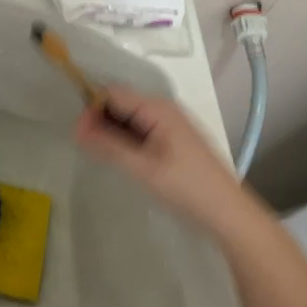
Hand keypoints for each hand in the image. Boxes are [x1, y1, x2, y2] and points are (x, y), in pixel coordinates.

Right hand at [74, 86, 241, 230]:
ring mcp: (171, 124)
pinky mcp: (174, 139)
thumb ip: (109, 146)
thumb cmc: (186, 188)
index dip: (91, 108)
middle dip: (100, 119)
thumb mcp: (143, 168)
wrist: (229, 213)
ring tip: (100, 154)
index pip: (113, 93)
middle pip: (122, 102)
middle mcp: (165, 109)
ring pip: (131, 117)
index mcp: (158, 109)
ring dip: (113, 130)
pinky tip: (122, 157)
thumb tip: (77, 129)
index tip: (78, 134)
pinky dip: (127, 138)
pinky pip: (142, 129)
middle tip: (85, 146)